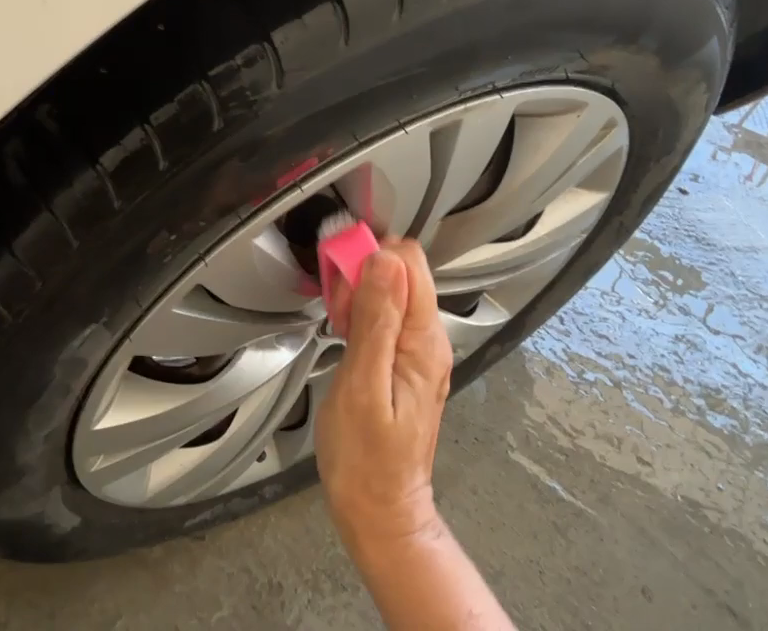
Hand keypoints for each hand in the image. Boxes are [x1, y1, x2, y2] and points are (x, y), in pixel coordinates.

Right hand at [315, 239, 453, 550]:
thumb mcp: (362, 386)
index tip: (341, 278)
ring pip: (388, 292)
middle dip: (360, 277)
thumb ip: (375, 321)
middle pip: (399, 272)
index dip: (369, 257)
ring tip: (339, 329)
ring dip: (357, 297)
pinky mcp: (402, 362)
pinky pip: (383, 317)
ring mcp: (417, 351)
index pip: (409, 262)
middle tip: (338, 315)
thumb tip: (383, 262)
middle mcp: (428, 340)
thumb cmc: (366, 459)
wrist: (378, 509)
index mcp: (424, 341)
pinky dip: (359, 316)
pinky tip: (344, 338)